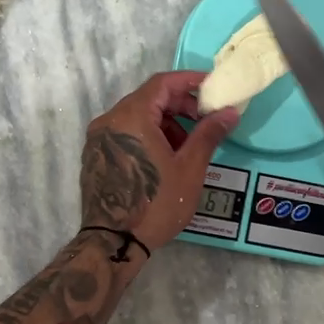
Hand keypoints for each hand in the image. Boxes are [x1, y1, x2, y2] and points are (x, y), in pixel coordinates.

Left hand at [80, 71, 240, 250]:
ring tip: (188, 147)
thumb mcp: (189, 169)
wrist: (114, 241)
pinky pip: (124, 134)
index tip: (212, 88)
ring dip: (164, 124)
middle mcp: (109, 120)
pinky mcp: (95, 156)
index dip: (190, 81)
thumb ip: (208, 134)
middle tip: (205, 121)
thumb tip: (229, 112)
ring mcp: (98, 139)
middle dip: (180, 106)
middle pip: (149, 99)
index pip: (163, 83)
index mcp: (132, 116)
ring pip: (136, 118)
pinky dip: (147, 136)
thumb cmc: (156, 204)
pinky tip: (164, 159)